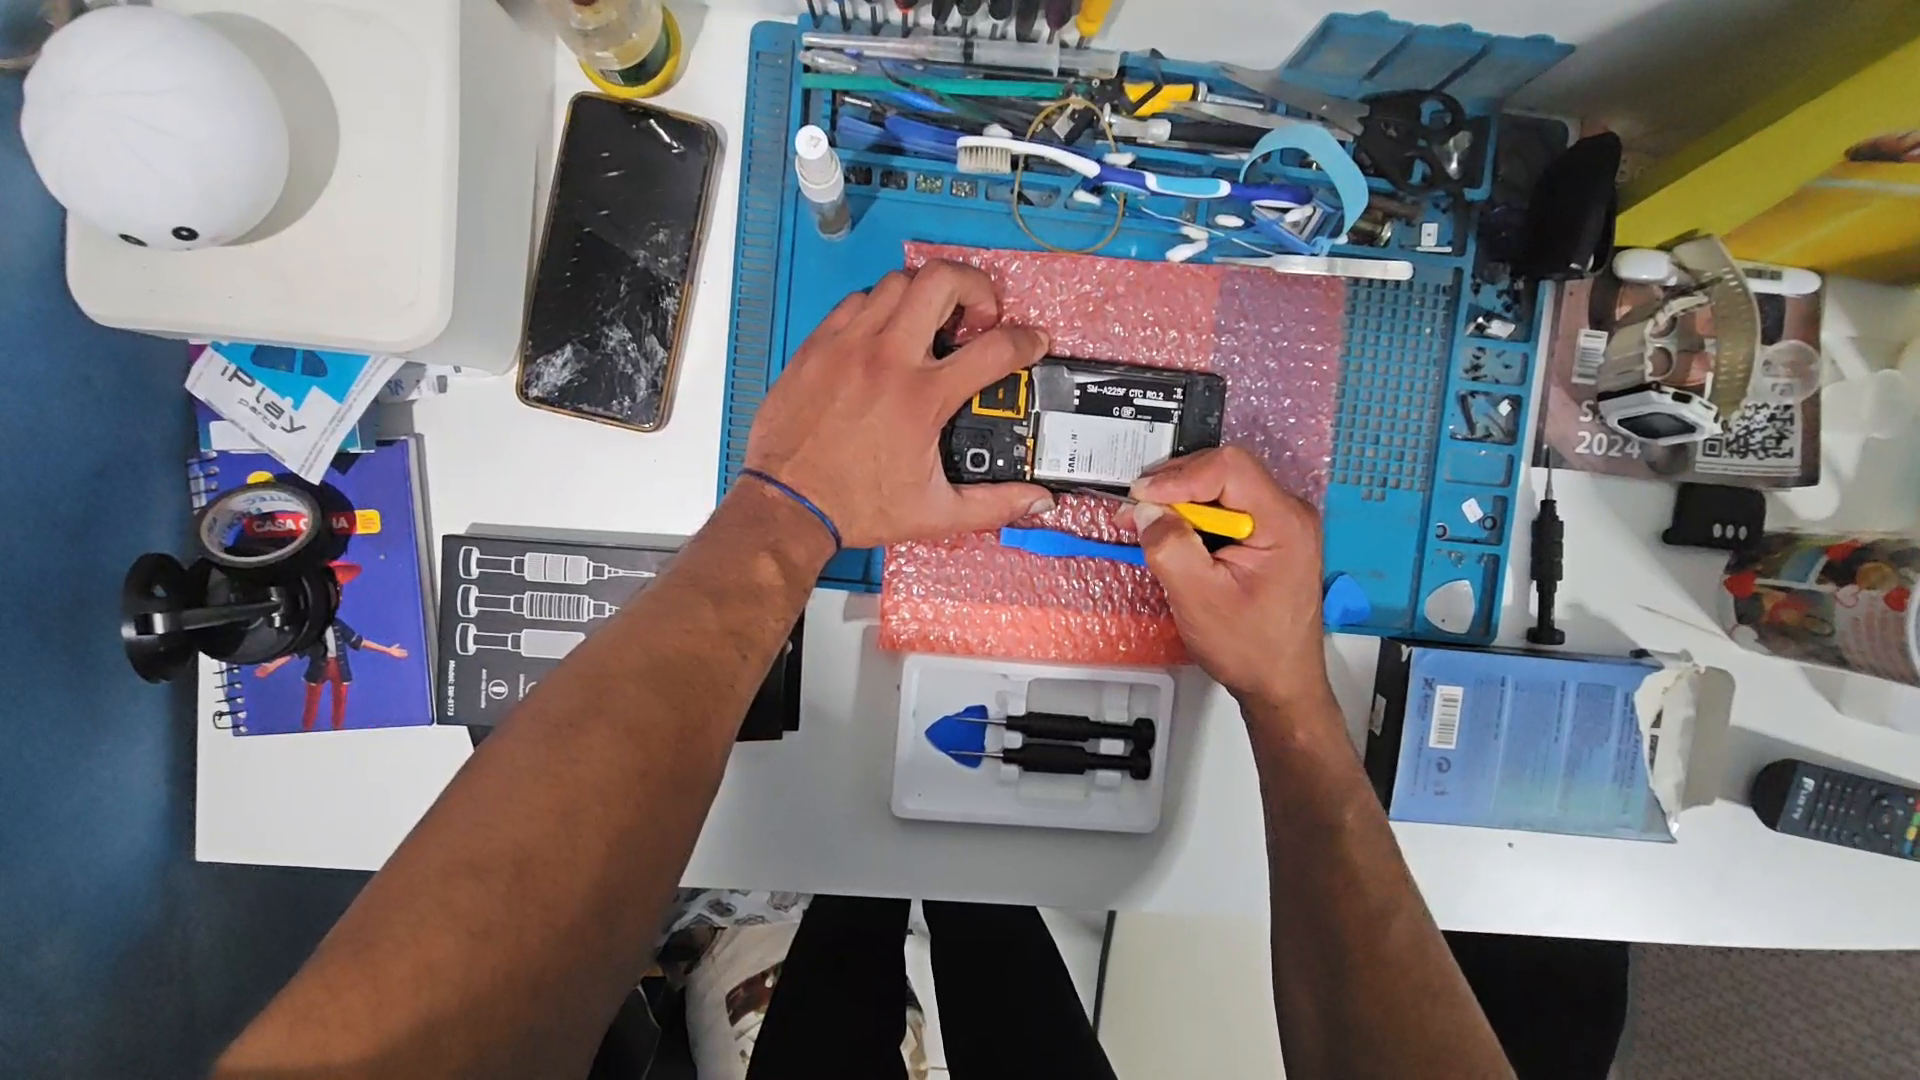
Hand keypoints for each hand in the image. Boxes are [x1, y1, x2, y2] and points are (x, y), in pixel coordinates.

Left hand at [743, 261, 1054, 547]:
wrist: (788, 504)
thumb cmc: (855, 506)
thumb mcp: (935, 513)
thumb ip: (993, 504)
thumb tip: (1035, 501)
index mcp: (922, 398)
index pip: (995, 348)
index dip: (1027, 340)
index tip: (1031, 343)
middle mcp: (887, 360)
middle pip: (943, 281)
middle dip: (975, 287)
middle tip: (978, 315)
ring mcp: (848, 346)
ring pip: (897, 282)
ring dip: (924, 295)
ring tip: (930, 323)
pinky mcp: (818, 346)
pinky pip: (855, 301)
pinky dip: (878, 307)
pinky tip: (883, 335)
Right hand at [1121, 447, 1333, 714]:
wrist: (1280, 682)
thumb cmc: (1249, 648)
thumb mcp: (1199, 599)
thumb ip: (1170, 548)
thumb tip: (1146, 511)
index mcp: (1283, 522)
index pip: (1228, 469)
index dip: (1178, 477)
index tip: (1140, 499)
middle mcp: (1287, 512)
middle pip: (1223, 472)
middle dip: (1174, 487)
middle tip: (1135, 510)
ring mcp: (1278, 523)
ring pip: (1220, 489)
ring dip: (1179, 502)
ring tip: (1146, 524)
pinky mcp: (1265, 536)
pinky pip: (1224, 509)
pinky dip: (1191, 517)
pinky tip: (1170, 535)